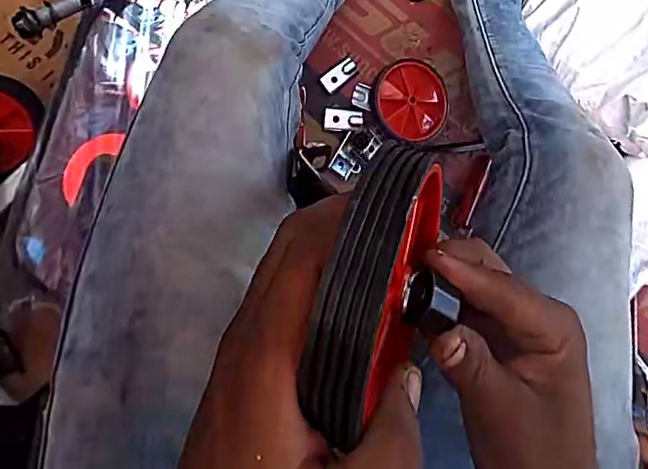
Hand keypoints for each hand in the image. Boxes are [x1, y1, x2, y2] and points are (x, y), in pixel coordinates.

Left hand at [180, 195, 423, 467]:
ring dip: (327, 243)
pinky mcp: (242, 361)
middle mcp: (246, 331)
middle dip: (339, 218)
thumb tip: (408, 377)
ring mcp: (240, 344)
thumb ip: (389, 441)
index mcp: (266, 349)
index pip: (304, 252)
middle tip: (391, 216)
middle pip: (289, 245)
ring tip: (379, 245)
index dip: (345, 218)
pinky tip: (349, 296)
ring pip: (283, 266)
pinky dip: (315, 275)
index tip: (389, 206)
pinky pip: (281, 295)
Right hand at [425, 238, 598, 468]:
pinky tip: (414, 295)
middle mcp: (533, 311)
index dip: (462, 270)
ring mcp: (509, 318)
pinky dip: (435, 293)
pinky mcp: (487, 329)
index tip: (426, 258)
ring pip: (468, 276)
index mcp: (552, 325)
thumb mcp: (502, 412)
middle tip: (408, 265)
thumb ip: (470, 366)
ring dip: (438, 274)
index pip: (502, 286)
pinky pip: (457, 298)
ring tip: (405, 275)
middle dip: (448, 262)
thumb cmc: (537, 453)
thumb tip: (440, 331)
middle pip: (485, 267)